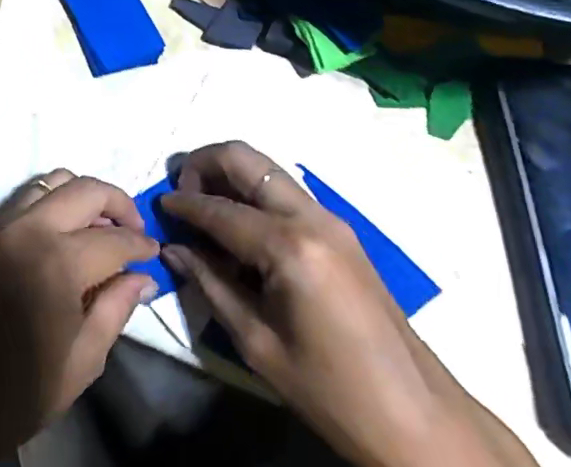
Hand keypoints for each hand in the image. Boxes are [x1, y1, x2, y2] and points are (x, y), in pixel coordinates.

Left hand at [0, 171, 156, 465]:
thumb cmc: (18, 393)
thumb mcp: (82, 362)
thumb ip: (116, 308)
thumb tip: (144, 278)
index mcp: (58, 263)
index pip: (114, 240)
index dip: (141, 246)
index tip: (155, 253)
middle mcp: (31, 231)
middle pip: (86, 190)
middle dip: (119, 204)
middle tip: (135, 231)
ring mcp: (4, 228)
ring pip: (55, 181)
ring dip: (86, 195)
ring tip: (102, 226)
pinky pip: (29, 197)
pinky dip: (56, 200)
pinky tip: (67, 230)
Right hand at [160, 143, 532, 466]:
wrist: (413, 411)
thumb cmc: (329, 390)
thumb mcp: (258, 343)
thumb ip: (211, 285)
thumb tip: (173, 249)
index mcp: (290, 247)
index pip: (221, 210)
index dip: (183, 205)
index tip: (157, 204)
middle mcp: (312, 217)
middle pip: (247, 159)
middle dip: (206, 164)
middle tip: (181, 192)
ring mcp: (331, 219)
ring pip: (268, 170)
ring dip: (231, 176)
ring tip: (203, 206)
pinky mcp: (340, 230)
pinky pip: (287, 194)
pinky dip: (255, 196)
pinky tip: (238, 228)